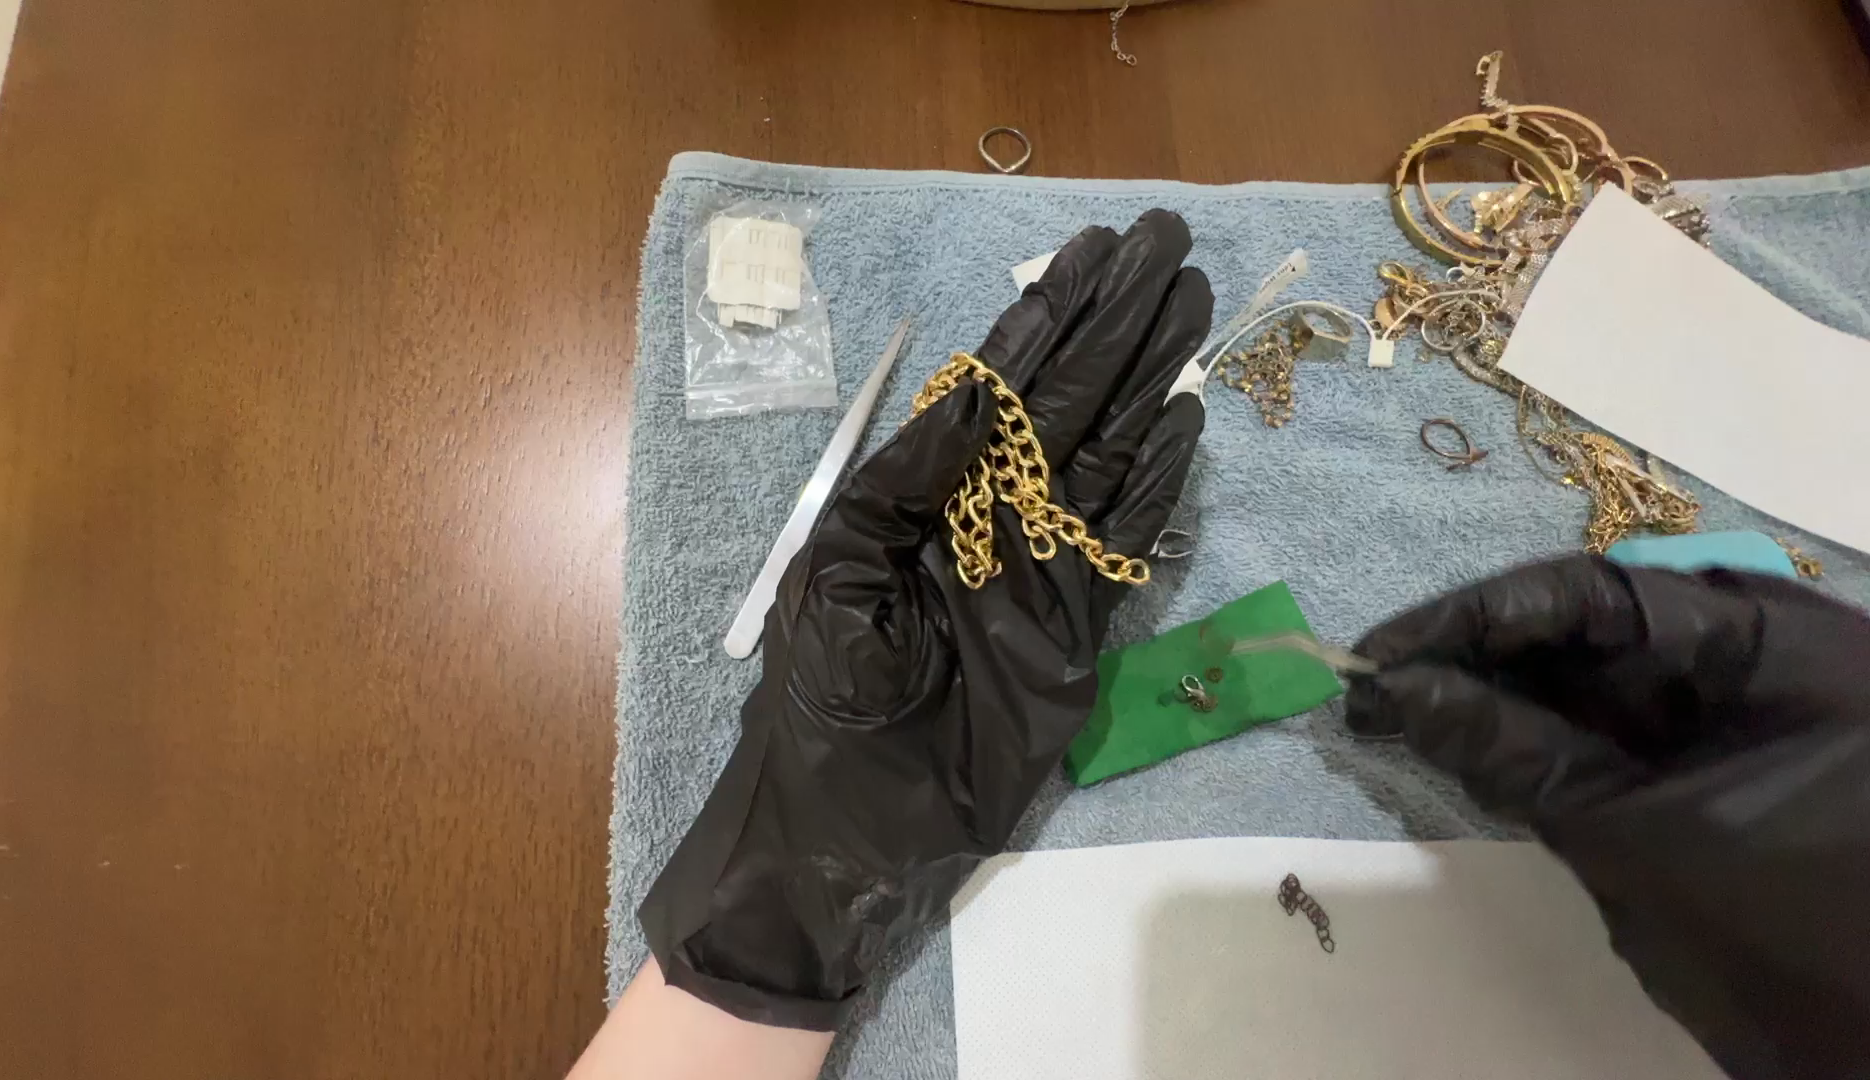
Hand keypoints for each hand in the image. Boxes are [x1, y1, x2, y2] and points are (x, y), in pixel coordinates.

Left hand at [638, 210, 1212, 1029]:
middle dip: (1111, 327)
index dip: (1041, 320)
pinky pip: (1127, 543)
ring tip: (1188, 312)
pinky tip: (1185, 425)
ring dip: (1146, 383)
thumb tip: (971, 391)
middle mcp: (991, 514)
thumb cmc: (827, 686)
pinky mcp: (1079, 625)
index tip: (1084, 254)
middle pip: (1064, 404)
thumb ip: (902, 477)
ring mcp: (1042, 566)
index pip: (995, 388)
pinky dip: (1158, 487)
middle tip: (1162, 247)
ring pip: (1105, 456)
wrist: (858, 807)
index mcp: (928, 493)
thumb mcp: (840, 566)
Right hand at [1347, 555, 1869, 1079]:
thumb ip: (1502, 747)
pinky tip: (1454, 755)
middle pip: (1569, 634)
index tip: (1378, 654)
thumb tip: (1386, 687)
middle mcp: (1747, 663)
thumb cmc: (1793, 942)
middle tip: (1372, 693)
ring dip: (1477, 702)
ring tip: (1393, 724)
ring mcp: (1721, 716)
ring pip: (1566, 683)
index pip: (1584, 595)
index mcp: (1772, 651)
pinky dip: (1514, 741)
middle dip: (1463, 663)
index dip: (1467, 616)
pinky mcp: (1690, 763)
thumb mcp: (1626, 832)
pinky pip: (1582, 730)